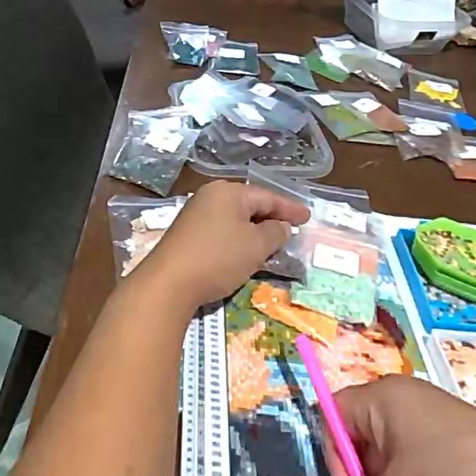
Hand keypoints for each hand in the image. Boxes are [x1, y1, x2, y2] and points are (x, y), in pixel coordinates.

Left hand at [126, 182, 307, 312]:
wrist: (168, 283)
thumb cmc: (218, 258)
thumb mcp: (255, 246)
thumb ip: (274, 233)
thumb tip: (281, 226)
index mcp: (228, 192)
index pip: (266, 196)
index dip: (289, 208)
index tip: (307, 217)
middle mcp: (210, 196)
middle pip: (249, 204)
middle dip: (271, 217)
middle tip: (292, 228)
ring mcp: (195, 215)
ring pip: (234, 219)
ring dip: (254, 230)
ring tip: (273, 242)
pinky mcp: (187, 234)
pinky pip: (221, 230)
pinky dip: (238, 239)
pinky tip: (246, 252)